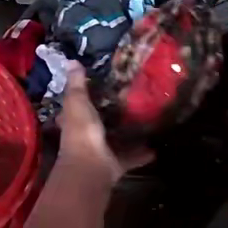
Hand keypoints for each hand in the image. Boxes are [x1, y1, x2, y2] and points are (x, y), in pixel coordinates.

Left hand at [55, 65, 152, 181]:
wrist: (91, 167)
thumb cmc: (82, 131)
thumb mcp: (77, 102)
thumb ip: (76, 84)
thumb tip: (72, 61)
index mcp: (74, 122)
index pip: (76, 107)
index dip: (83, 98)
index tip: (97, 86)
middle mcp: (86, 137)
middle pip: (98, 123)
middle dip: (109, 115)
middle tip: (129, 101)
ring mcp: (101, 152)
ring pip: (115, 140)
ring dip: (127, 134)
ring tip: (146, 121)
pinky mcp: (115, 164)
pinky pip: (131, 156)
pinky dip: (142, 153)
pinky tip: (155, 147)